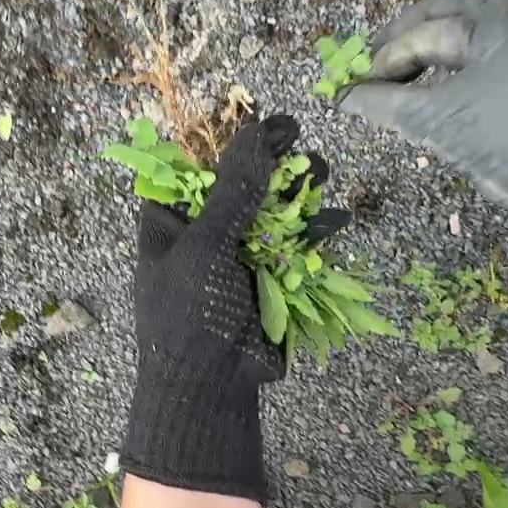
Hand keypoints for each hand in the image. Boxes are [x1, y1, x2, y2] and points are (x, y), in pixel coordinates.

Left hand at [122, 114, 342, 499]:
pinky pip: (297, 244)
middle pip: (244, 181)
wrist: (209, 386)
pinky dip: (316, 231)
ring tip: (320, 171)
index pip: (200, 164)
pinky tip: (335, 219)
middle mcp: (206, 229)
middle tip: (300, 141)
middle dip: (274, 161)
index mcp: (172, 218)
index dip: (234, 140)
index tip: (271, 122)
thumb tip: (257, 136)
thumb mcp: (204, 247)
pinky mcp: (271, 276)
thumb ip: (232, 193)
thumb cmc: (188, 313)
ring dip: (299, 189)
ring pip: (275, 208)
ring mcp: (240, 252)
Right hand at [339, 0, 507, 353]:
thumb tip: (341, 96)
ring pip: (483, 25)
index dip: (389, 55)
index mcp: (502, 22)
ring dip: (442, 43)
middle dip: (415, 31)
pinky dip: (469, 58)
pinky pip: (504, 46)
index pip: (429, 28)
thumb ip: (382, 102)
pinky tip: (450, 87)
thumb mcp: (435, 123)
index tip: (361, 83)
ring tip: (411, 76)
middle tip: (384, 63)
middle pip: (459, 5)